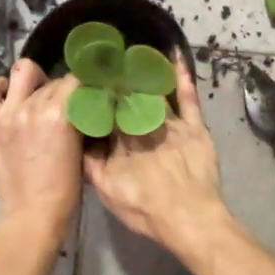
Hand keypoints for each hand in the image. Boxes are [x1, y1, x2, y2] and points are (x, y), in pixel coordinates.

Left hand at [0, 59, 82, 245]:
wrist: (32, 213)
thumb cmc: (65, 189)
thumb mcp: (81, 148)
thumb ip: (80, 119)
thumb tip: (82, 102)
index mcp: (62, 114)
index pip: (76, 80)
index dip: (83, 87)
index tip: (85, 97)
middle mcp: (34, 105)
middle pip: (52, 79)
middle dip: (60, 89)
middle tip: (63, 107)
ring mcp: (9, 111)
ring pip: (24, 72)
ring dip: (34, 80)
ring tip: (36, 96)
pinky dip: (0, 87)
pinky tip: (10, 98)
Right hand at [82, 57, 227, 252]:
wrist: (188, 219)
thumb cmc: (146, 210)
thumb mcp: (108, 192)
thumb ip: (92, 165)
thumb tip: (79, 141)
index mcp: (120, 142)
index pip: (106, 113)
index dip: (99, 98)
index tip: (90, 84)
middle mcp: (142, 126)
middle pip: (128, 100)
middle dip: (119, 84)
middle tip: (110, 66)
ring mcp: (170, 124)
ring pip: (153, 94)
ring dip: (143, 76)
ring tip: (133, 57)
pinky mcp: (194, 128)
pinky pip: (188, 98)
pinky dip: (182, 76)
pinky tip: (175, 55)